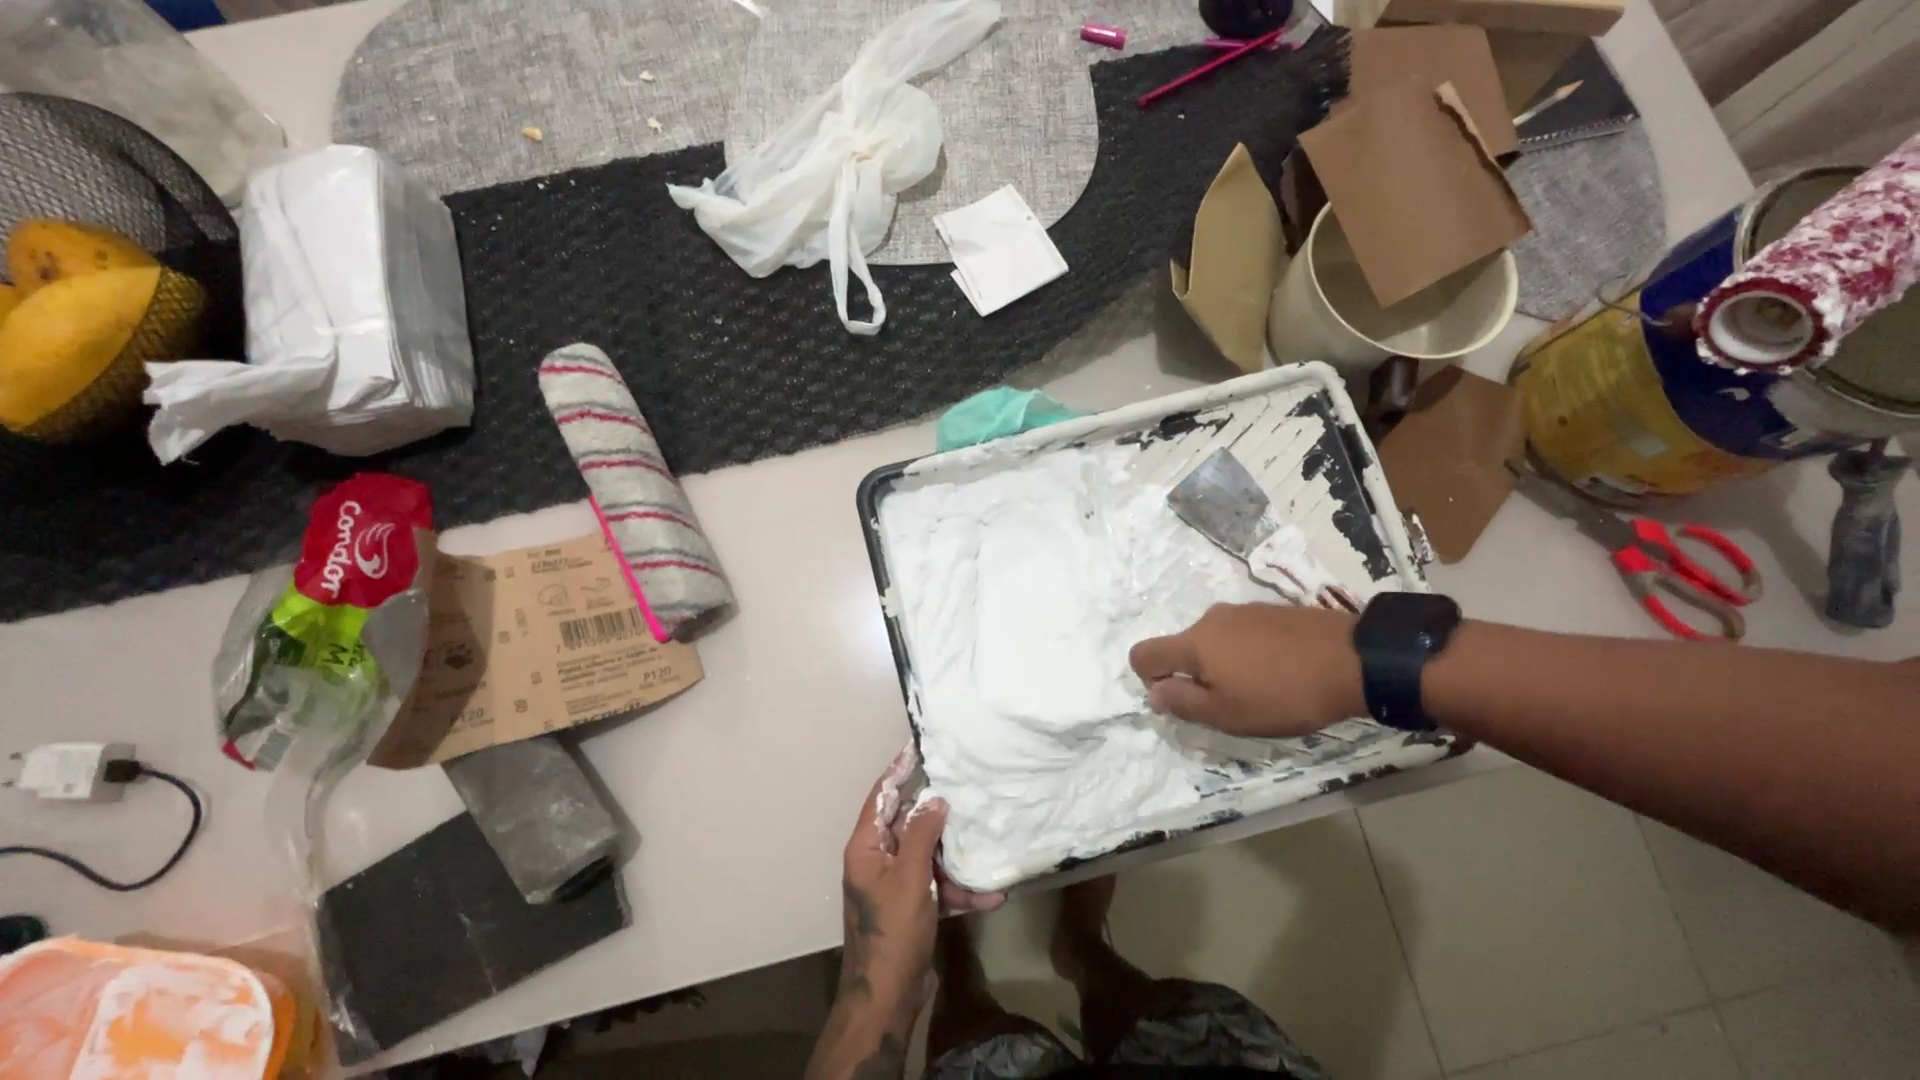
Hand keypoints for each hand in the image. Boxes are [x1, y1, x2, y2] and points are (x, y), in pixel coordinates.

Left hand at [838, 748, 1003, 1008]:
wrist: (887, 996)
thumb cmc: (892, 931)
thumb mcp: (909, 877)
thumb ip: (921, 834)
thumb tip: (935, 799)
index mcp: (866, 847)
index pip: (882, 796)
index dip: (899, 771)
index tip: (918, 746)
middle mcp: (878, 859)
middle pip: (909, 823)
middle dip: (939, 813)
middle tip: (967, 789)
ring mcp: (896, 884)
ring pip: (928, 855)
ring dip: (956, 857)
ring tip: (986, 844)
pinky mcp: (913, 906)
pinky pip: (938, 886)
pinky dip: (960, 890)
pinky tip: (990, 895)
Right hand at [1129, 603, 1364, 736]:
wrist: (1355, 660)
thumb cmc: (1284, 694)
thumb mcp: (1228, 714)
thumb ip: (1183, 702)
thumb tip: (1153, 693)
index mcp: (1194, 643)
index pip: (1143, 654)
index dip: (1150, 681)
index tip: (1183, 701)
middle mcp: (1211, 619)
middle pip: (1181, 648)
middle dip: (1194, 676)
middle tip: (1230, 704)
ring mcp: (1243, 611)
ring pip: (1213, 642)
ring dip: (1223, 666)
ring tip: (1261, 690)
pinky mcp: (1271, 611)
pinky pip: (1242, 634)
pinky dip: (1248, 655)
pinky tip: (1280, 672)